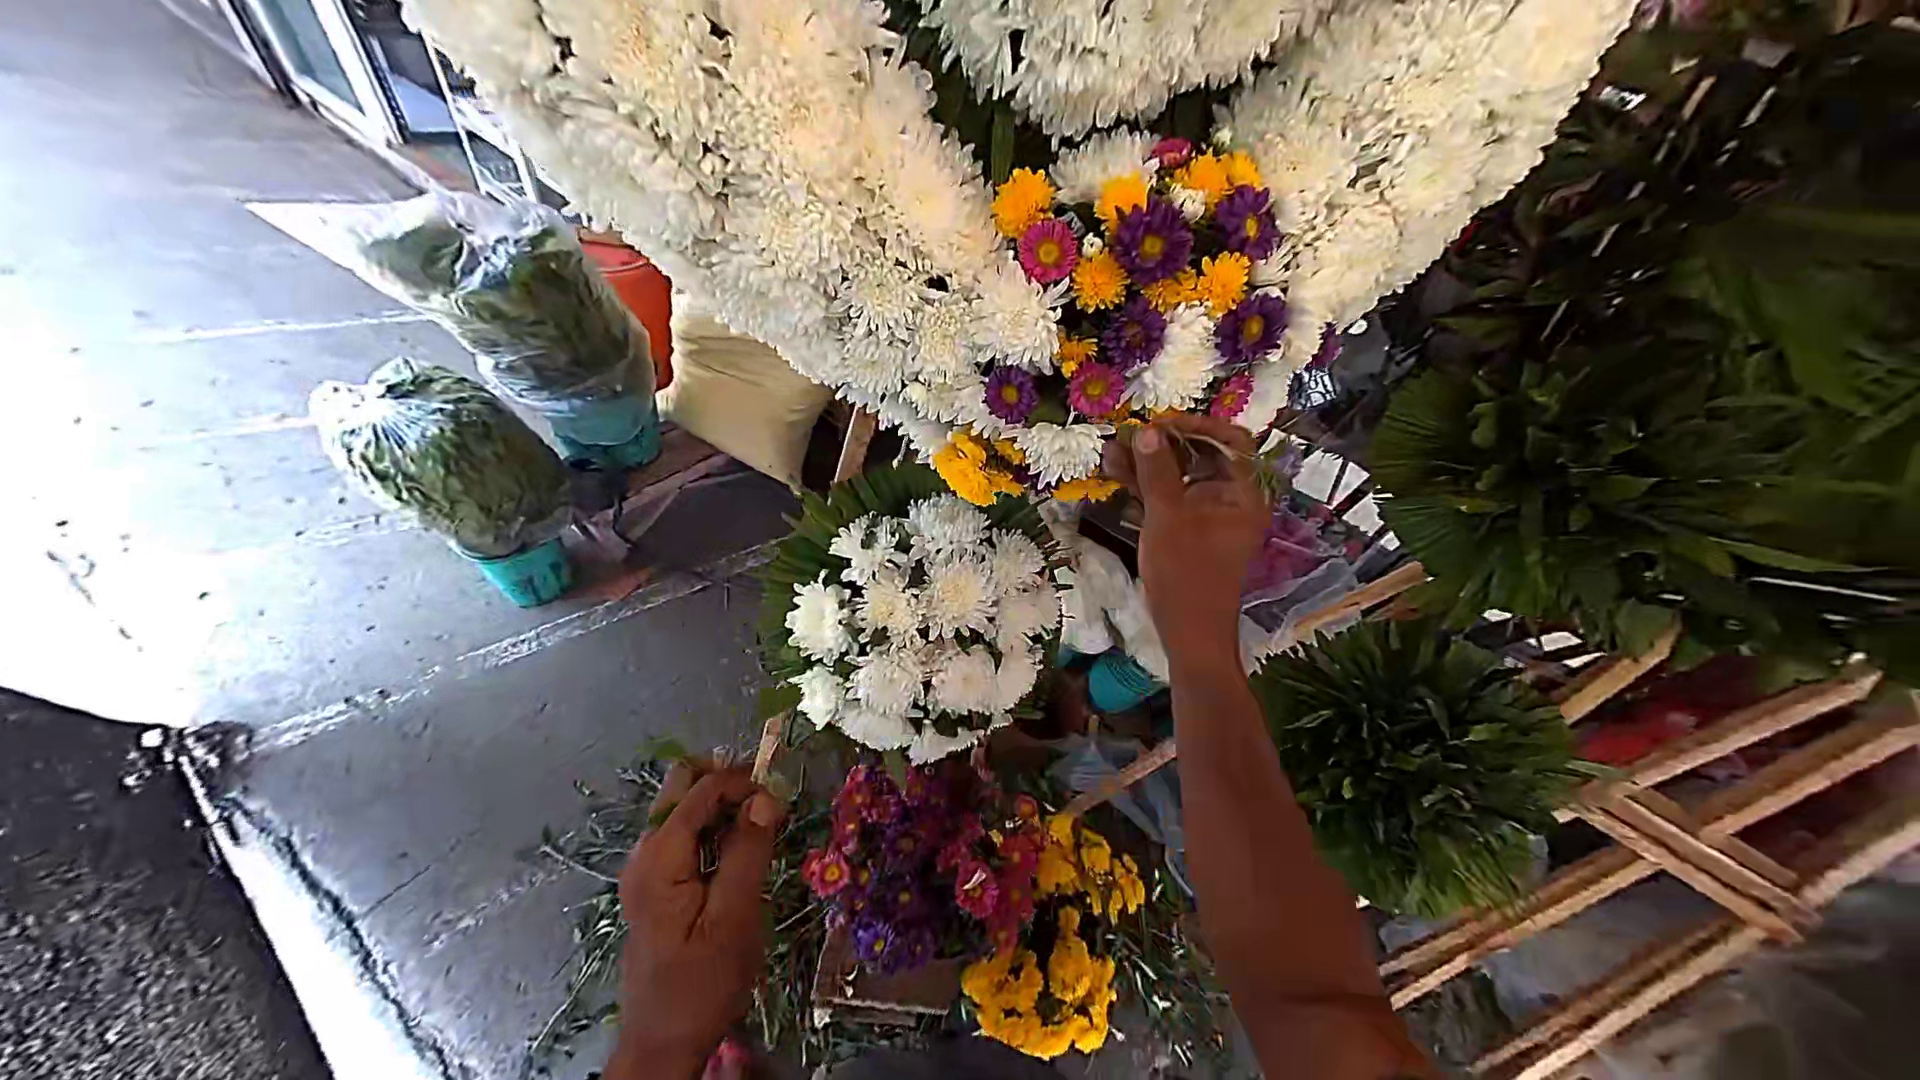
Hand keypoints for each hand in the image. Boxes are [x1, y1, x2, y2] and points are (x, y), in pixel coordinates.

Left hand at [608, 762, 784, 1079]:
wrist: (663, 1045)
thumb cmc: (702, 984)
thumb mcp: (735, 917)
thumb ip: (748, 851)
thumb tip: (766, 796)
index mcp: (659, 856)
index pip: (701, 788)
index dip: (743, 781)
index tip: (781, 795)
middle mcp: (645, 852)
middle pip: (683, 785)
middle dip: (729, 781)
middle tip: (770, 799)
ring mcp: (647, 867)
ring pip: (684, 806)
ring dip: (724, 803)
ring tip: (764, 822)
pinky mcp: (657, 883)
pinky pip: (686, 833)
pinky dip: (715, 825)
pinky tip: (742, 847)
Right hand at [1102, 414, 1268, 667]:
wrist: (1187, 631)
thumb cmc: (1187, 574)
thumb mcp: (1169, 518)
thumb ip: (1158, 472)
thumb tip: (1147, 431)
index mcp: (1243, 493)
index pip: (1230, 441)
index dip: (1197, 425)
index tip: (1161, 422)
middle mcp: (1229, 498)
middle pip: (1200, 456)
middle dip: (1164, 443)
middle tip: (1131, 433)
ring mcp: (1206, 514)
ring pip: (1179, 476)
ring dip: (1148, 463)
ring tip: (1113, 447)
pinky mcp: (1185, 528)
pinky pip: (1168, 497)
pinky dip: (1145, 485)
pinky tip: (1115, 471)